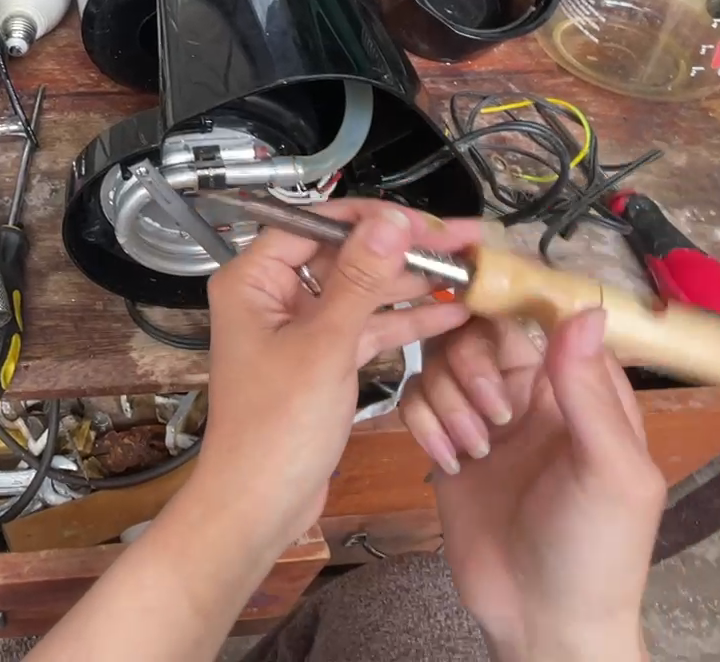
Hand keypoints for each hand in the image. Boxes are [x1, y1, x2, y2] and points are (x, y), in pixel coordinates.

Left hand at [195, 200, 482, 544]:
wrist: (261, 500)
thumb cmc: (277, 424)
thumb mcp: (324, 346)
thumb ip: (360, 280)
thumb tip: (388, 221)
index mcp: (252, 280)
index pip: (311, 225)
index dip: (368, 218)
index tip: (422, 219)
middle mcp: (270, 295)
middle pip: (340, 256)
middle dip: (398, 249)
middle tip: (461, 240)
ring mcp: (297, 326)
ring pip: (358, 291)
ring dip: (408, 283)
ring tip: (468, 269)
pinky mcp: (320, 356)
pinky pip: (363, 326)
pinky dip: (402, 321)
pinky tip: (452, 312)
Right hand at [399, 310, 664, 661]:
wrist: (537, 616)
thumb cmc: (594, 550)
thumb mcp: (611, 473)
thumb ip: (591, 392)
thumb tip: (582, 309)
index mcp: (580, 394)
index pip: (542, 321)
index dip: (511, 305)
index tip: (479, 297)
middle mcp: (527, 394)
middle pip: (476, 334)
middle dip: (470, 368)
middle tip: (491, 414)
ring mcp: (481, 414)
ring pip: (439, 363)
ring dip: (447, 403)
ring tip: (472, 452)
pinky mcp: (443, 436)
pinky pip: (414, 399)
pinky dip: (423, 425)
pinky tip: (446, 462)